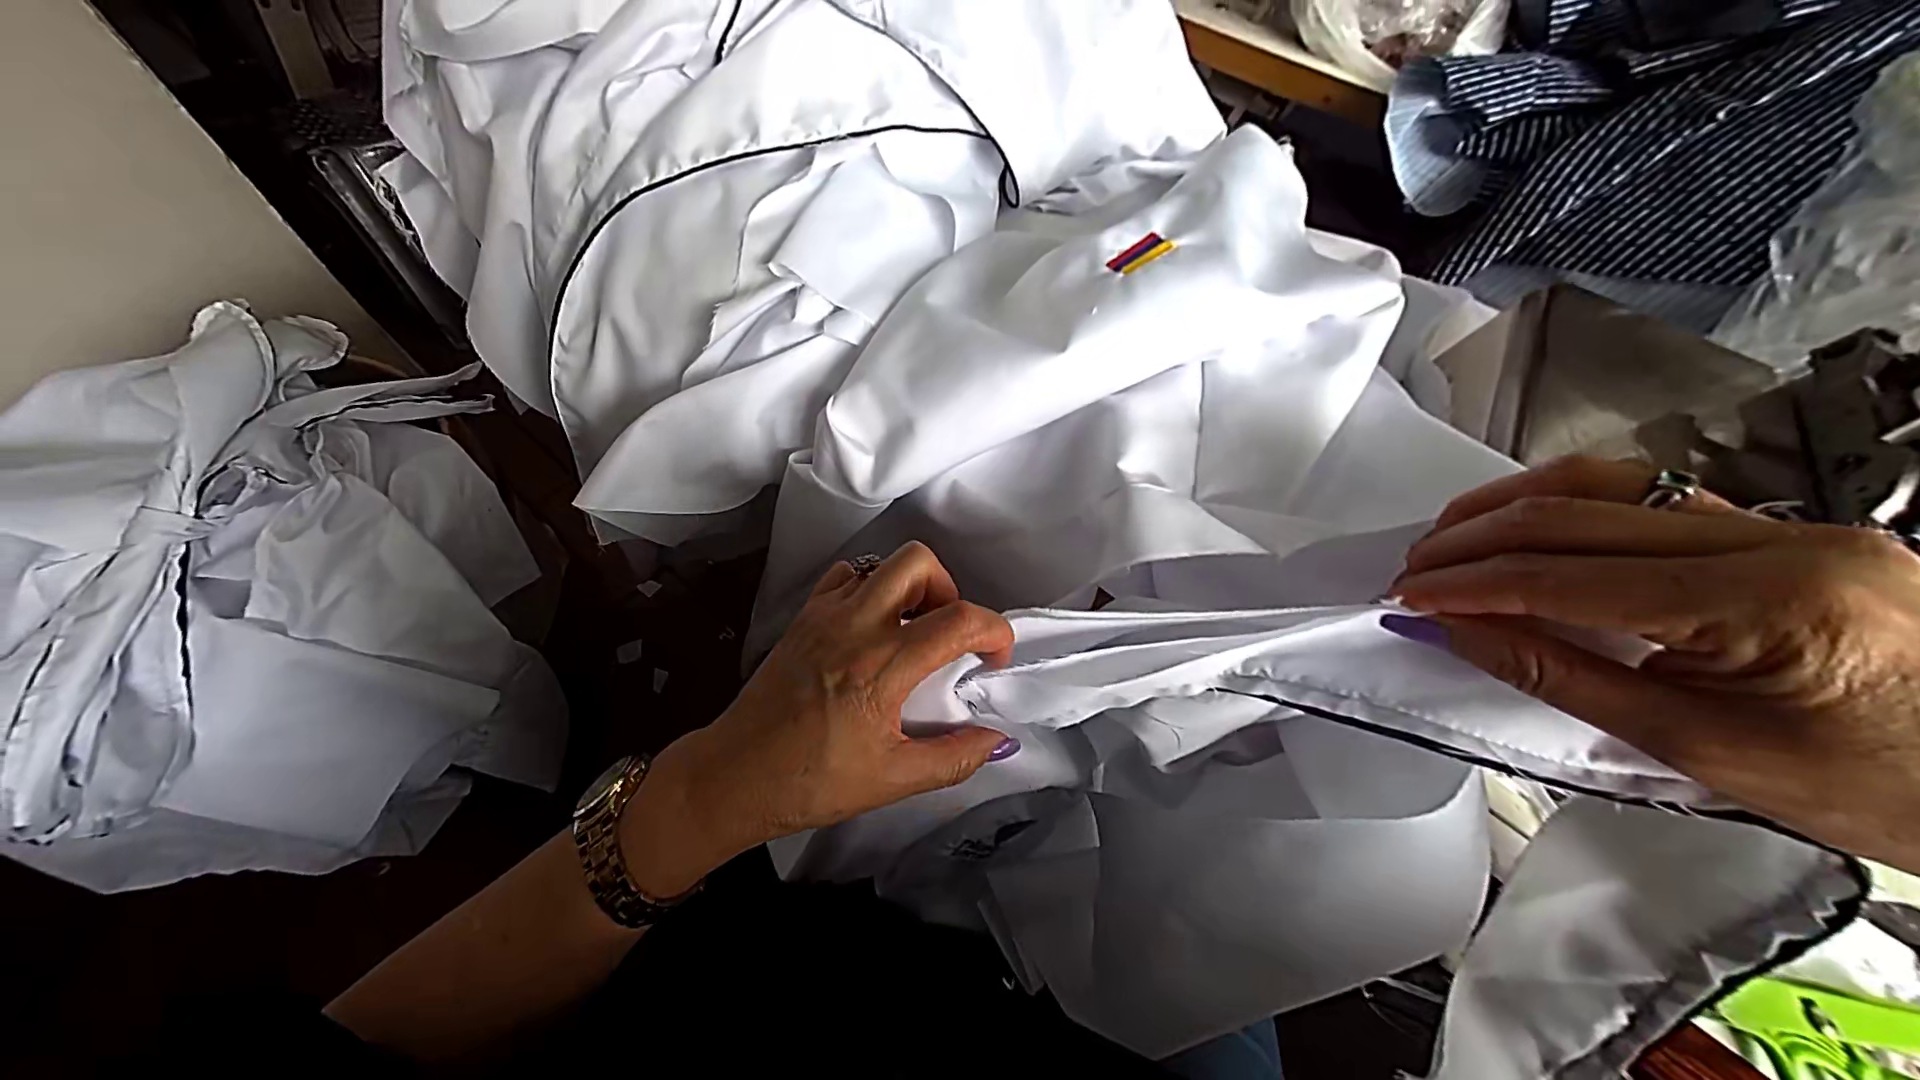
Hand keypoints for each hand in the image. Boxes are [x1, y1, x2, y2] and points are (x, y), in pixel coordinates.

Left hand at [619, 542, 1017, 895]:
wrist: (733, 775)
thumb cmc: (810, 781)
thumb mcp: (893, 780)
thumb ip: (955, 758)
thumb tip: (997, 740)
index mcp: (882, 666)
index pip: (959, 619)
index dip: (994, 631)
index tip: (993, 658)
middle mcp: (855, 626)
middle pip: (918, 562)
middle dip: (949, 589)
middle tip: (949, 633)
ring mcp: (824, 614)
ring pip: (882, 563)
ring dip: (911, 587)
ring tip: (913, 632)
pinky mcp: (804, 616)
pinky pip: (846, 577)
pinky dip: (871, 589)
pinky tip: (871, 627)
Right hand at [1388, 455, 1919, 873]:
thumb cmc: (1892, 793)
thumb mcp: (1699, 748)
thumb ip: (1558, 675)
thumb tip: (1457, 630)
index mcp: (1770, 604)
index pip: (1565, 577)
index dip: (1468, 585)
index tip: (1409, 597)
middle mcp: (1784, 542)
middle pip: (1576, 511)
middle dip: (1472, 540)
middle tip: (1414, 570)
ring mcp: (1790, 526)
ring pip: (1608, 482)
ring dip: (1509, 505)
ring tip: (1450, 535)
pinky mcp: (1782, 530)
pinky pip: (1647, 494)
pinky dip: (1564, 506)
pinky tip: (1524, 524)